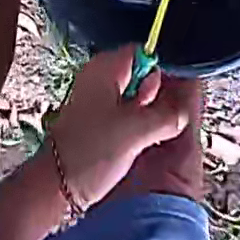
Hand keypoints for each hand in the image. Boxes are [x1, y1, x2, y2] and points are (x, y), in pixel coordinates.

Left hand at [48, 47, 191, 207]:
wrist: (54, 189)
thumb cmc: (89, 153)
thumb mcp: (137, 131)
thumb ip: (167, 116)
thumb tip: (184, 113)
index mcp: (105, 67)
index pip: (142, 51)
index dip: (161, 69)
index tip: (171, 91)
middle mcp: (98, 77)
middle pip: (139, 74)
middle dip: (154, 95)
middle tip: (155, 117)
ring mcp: (94, 99)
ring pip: (133, 96)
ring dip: (145, 113)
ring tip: (145, 134)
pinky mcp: (93, 120)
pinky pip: (122, 113)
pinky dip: (134, 124)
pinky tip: (136, 143)